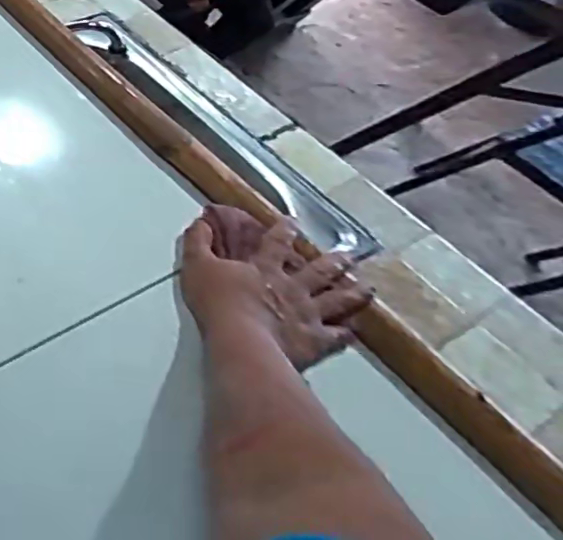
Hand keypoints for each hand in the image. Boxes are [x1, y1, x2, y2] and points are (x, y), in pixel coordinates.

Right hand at [180, 206, 372, 370]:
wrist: (242, 339)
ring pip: (338, 301)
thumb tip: (201, 223)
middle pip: (318, 272)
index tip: (294, 222)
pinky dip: (347, 332)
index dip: (284, 231)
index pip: (276, 244)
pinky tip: (353, 330)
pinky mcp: (316, 339)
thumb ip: (197, 242)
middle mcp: (292, 288)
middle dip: (333, 262)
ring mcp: (308, 314)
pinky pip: (338, 335)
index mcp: (263, 268)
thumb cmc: (215, 299)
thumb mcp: (195, 264)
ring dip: (353, 294)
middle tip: (349, 255)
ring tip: (366, 287)